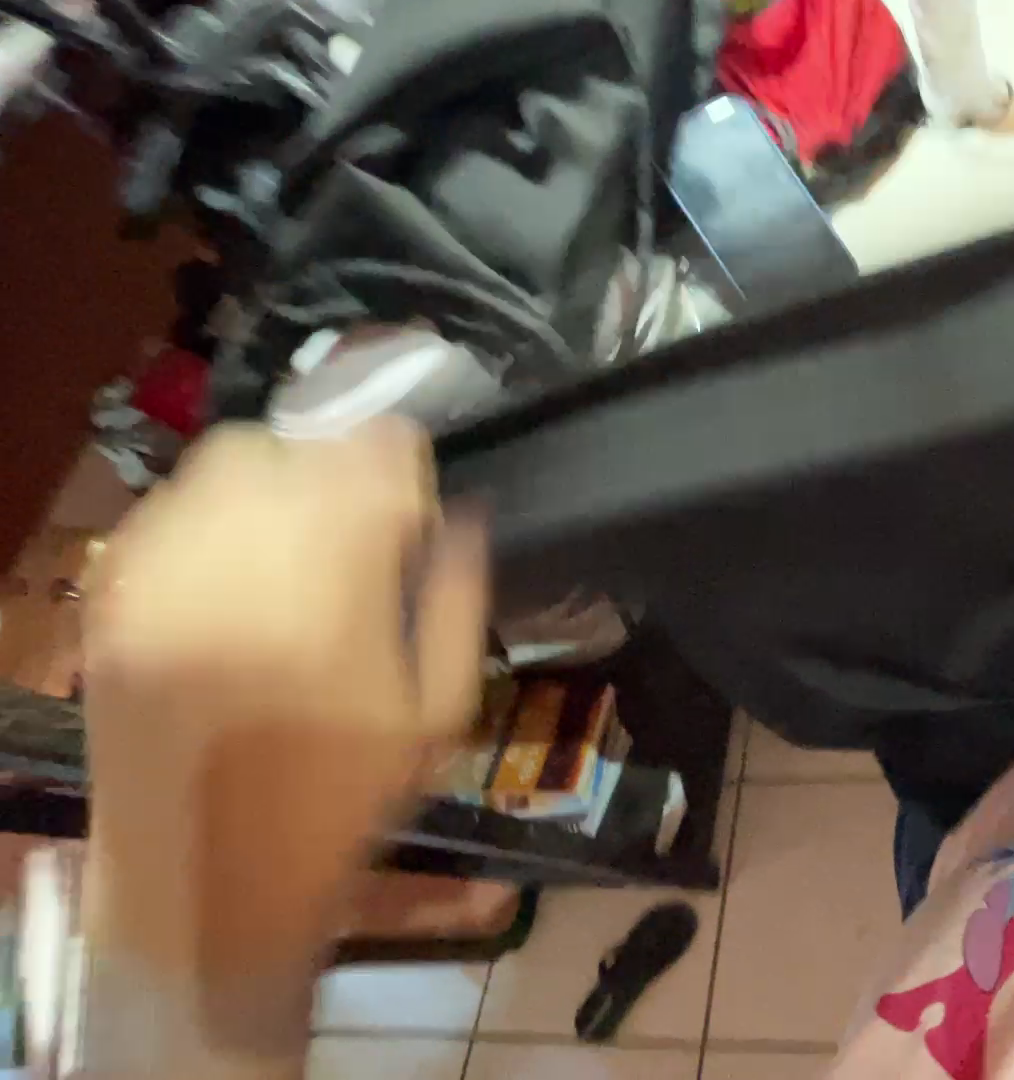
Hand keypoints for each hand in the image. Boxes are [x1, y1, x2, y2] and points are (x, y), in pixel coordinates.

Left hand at [80, 419, 488, 1063]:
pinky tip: (256, 542)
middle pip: (286, 451)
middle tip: (377, 495)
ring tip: (318, 514)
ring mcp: (160, 589)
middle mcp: (233, 580)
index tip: (421, 462)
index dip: (400, 454)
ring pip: (219, 468)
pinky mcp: (117, 606)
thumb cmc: (352, 795)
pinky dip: (223, 504)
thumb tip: (461, 521)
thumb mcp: (442, 707)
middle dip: (343, 458)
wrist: (210, 875)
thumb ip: (456, 602)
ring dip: (284, 473)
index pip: (364, 476)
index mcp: (330, 608)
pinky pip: (170, 511)